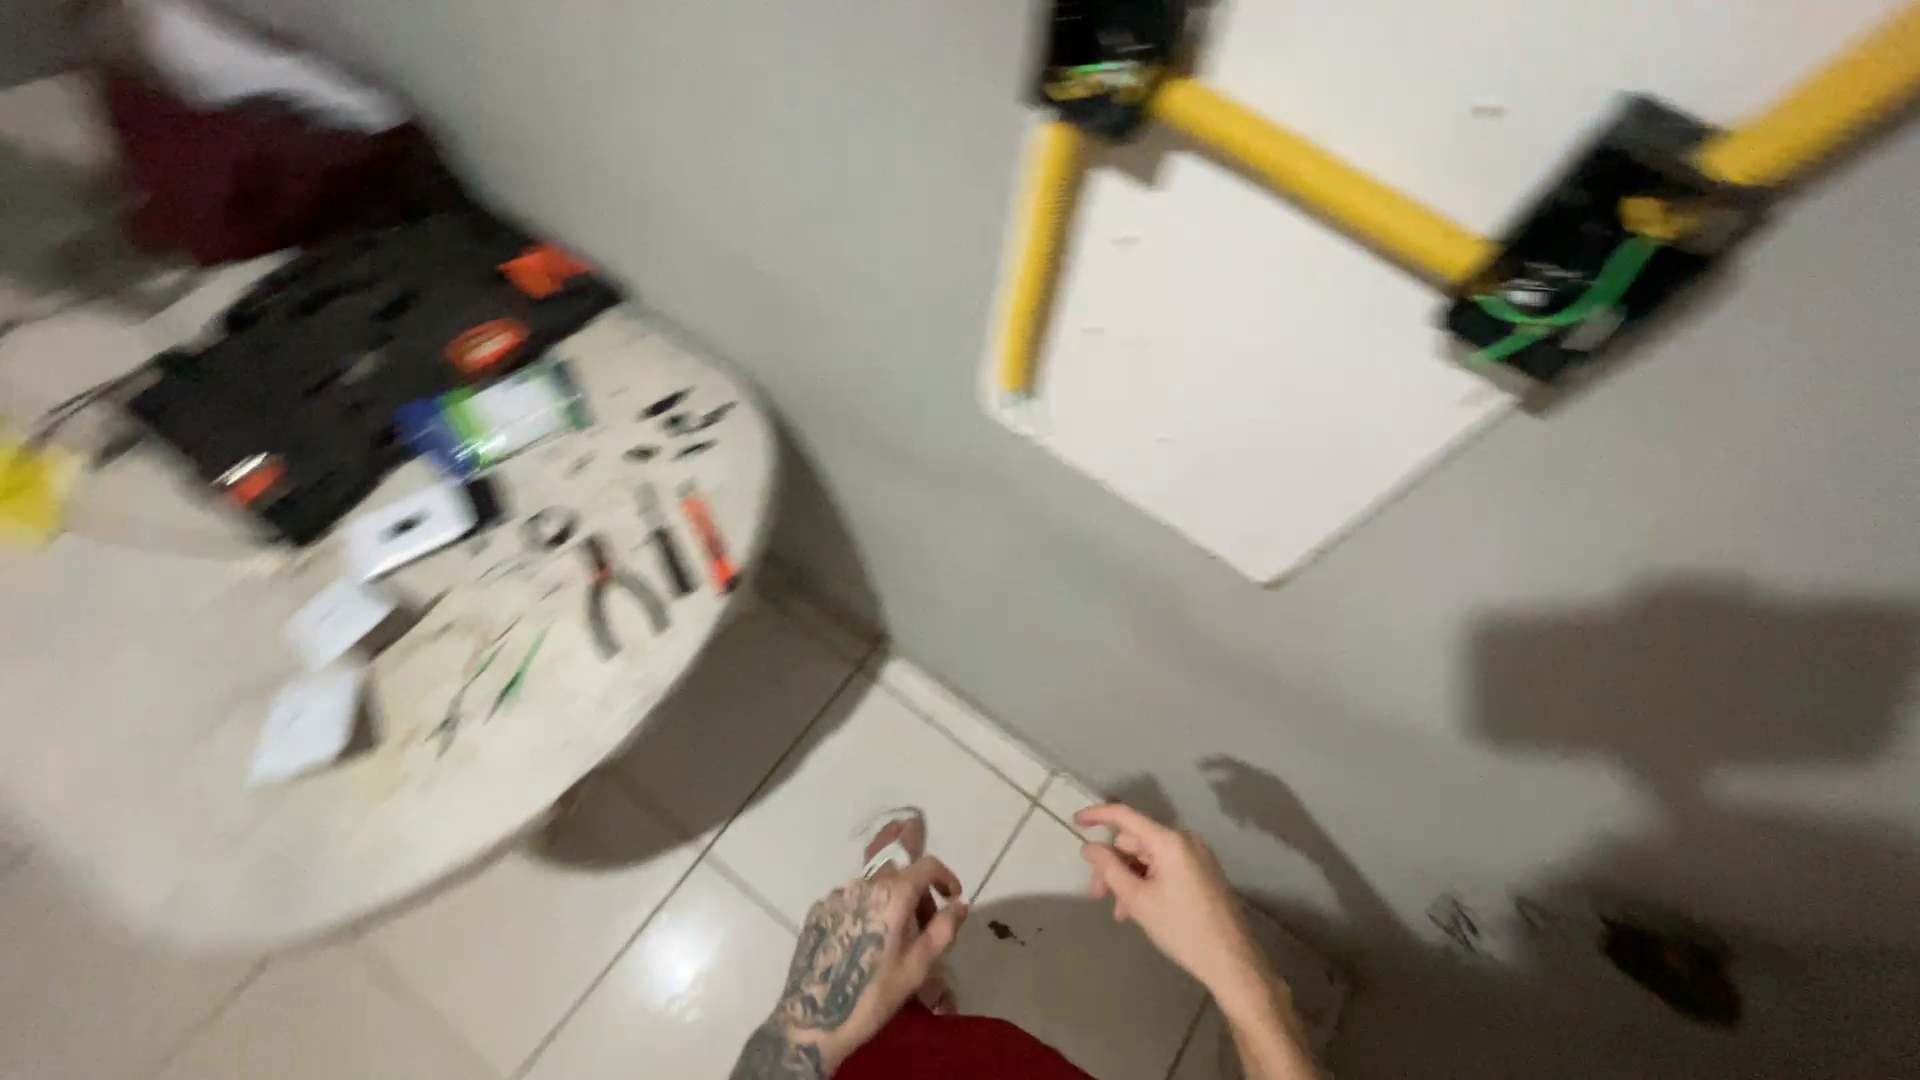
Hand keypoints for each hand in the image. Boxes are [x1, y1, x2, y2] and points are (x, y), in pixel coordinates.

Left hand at [733, 858, 966, 1077]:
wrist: (813, 1020)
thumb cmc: (873, 994)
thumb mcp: (917, 967)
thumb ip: (944, 929)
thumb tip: (959, 904)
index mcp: (892, 894)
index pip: (927, 865)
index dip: (945, 877)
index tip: (952, 897)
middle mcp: (863, 884)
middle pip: (900, 876)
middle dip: (918, 896)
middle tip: (923, 929)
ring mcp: (837, 894)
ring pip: (874, 887)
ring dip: (890, 903)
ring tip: (890, 939)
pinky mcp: (818, 908)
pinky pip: (851, 900)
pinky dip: (865, 911)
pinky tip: (862, 943)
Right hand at [1077, 803, 1279, 1011]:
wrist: (1233, 962)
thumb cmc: (1181, 929)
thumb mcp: (1137, 900)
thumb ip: (1109, 869)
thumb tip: (1089, 847)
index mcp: (1168, 841)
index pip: (1125, 815)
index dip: (1097, 815)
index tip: (1075, 822)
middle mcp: (1184, 840)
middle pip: (1136, 842)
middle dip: (1114, 865)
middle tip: (1098, 894)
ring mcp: (1197, 855)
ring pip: (1149, 858)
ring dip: (1130, 879)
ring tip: (1121, 913)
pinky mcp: (1204, 872)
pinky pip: (1166, 867)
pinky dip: (1148, 882)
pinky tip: (1141, 909)